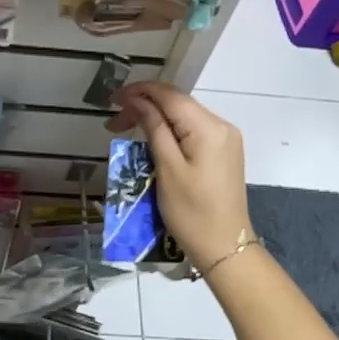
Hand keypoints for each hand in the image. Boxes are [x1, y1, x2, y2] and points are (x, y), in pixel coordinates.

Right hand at [106, 82, 251, 264]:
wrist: (225, 247)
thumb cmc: (192, 212)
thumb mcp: (167, 168)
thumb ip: (154, 128)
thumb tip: (136, 100)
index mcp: (209, 127)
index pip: (170, 95)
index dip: (139, 92)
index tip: (112, 99)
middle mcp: (221, 125)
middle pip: (178, 103)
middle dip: (144, 106)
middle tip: (114, 123)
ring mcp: (225, 138)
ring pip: (184, 116)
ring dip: (155, 118)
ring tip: (127, 130)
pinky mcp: (223, 152)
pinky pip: (192, 131)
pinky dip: (170, 131)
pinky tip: (152, 140)